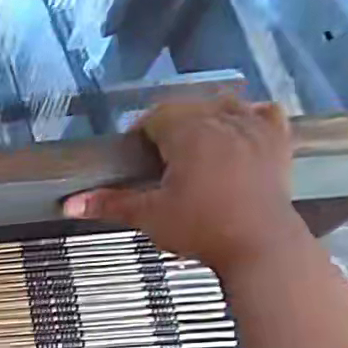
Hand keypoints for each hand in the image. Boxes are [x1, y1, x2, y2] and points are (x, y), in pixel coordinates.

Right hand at [61, 95, 313, 274]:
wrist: (257, 242)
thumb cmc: (200, 227)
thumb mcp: (148, 216)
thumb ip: (109, 203)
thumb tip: (69, 204)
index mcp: (189, 133)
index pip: (157, 115)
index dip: (140, 131)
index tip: (131, 153)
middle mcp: (224, 120)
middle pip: (189, 107)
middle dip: (170, 125)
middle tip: (155, 157)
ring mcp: (255, 127)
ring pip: (224, 105)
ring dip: (204, 118)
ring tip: (190, 145)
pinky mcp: (277, 141)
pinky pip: (262, 112)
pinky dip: (246, 116)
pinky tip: (237, 129)